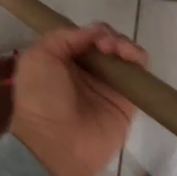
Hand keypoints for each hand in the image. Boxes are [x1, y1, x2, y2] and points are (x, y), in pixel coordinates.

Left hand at [11, 23, 149, 175]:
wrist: (55, 144)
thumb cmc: (40, 99)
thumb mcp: (37, 58)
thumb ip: (62, 37)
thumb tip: (93, 31)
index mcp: (61, 62)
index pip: (83, 38)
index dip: (90, 31)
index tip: (92, 35)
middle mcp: (85, 73)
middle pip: (106, 43)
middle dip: (109, 37)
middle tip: (106, 45)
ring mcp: (107, 87)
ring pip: (123, 56)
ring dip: (124, 45)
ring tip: (118, 51)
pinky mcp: (127, 102)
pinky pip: (139, 76)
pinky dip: (139, 60)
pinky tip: (131, 57)